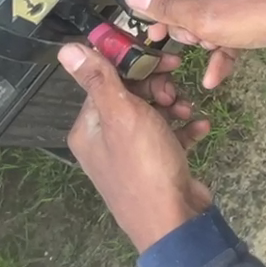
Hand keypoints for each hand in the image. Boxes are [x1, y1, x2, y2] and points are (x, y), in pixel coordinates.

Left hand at [61, 43, 213, 252]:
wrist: (171, 219)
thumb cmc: (144, 163)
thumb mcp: (123, 115)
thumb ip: (100, 79)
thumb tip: (66, 47)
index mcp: (90, 127)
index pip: (108, 79)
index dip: (138, 65)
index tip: (167, 59)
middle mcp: (105, 138)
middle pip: (133, 93)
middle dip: (159, 86)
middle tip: (176, 91)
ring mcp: (131, 151)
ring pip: (154, 110)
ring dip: (175, 103)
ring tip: (188, 109)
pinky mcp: (155, 161)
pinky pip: (170, 132)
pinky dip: (185, 126)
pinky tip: (199, 126)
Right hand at [126, 0, 265, 89]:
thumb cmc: (262, 9)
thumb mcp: (206, 16)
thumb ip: (167, 8)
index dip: (158, 5)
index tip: (153, 33)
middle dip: (188, 25)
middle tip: (191, 45)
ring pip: (219, 8)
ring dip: (210, 36)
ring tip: (210, 57)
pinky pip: (242, 15)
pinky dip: (231, 39)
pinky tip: (220, 74)